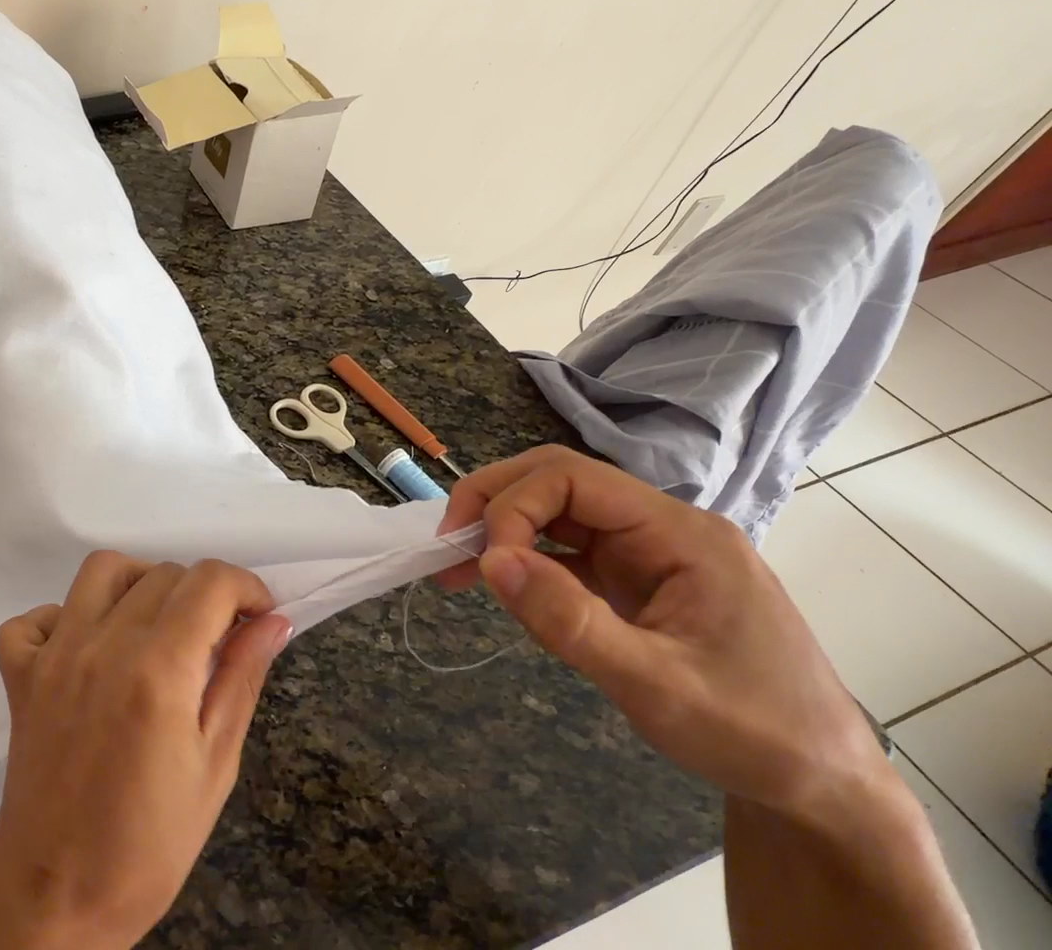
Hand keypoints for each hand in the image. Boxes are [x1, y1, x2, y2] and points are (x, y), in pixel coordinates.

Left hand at [0, 551, 291, 949]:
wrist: (58, 890)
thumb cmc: (151, 843)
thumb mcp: (215, 764)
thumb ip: (241, 679)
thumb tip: (272, 622)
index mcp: (157, 669)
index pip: (209, 582)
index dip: (246, 588)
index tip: (258, 618)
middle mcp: (102, 645)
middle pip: (162, 573)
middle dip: (202, 594)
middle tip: (216, 640)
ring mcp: (53, 655)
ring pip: (100, 571)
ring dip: (139, 585)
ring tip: (158, 629)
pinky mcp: (19, 673)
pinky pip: (36, 618)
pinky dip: (65, 618)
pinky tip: (89, 651)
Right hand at [434, 446, 889, 824]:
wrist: (819, 784)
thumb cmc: (752, 733)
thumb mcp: (656, 685)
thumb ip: (571, 621)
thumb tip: (491, 561)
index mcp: (681, 534)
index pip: (573, 480)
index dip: (512, 507)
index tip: (481, 563)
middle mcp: (663, 530)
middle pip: (561, 482)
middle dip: (495, 503)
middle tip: (445, 543)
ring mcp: (651, 555)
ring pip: (559, 515)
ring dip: (502, 531)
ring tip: (454, 567)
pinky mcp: (638, 583)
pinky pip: (569, 553)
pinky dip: (525, 563)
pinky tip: (498, 586)